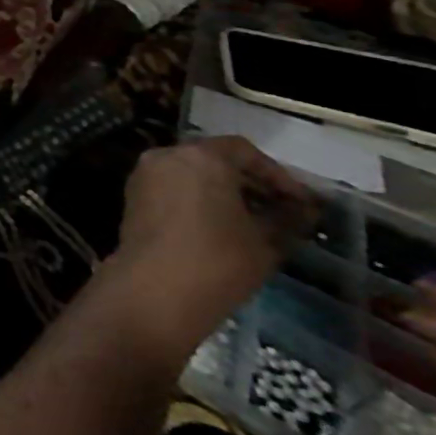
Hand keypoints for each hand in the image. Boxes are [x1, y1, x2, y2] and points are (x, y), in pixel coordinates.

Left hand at [102, 137, 318, 358]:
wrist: (157, 283)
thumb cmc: (219, 256)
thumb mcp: (267, 238)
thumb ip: (287, 216)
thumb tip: (303, 208)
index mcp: (198, 157)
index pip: (242, 150)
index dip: (276, 174)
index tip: (299, 201)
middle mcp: (164, 157)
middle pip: (213, 159)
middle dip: (248, 181)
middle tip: (281, 210)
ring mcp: (143, 175)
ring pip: (190, 172)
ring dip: (222, 190)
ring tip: (256, 220)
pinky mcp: (132, 195)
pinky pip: (171, 186)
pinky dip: (196, 197)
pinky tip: (221, 224)